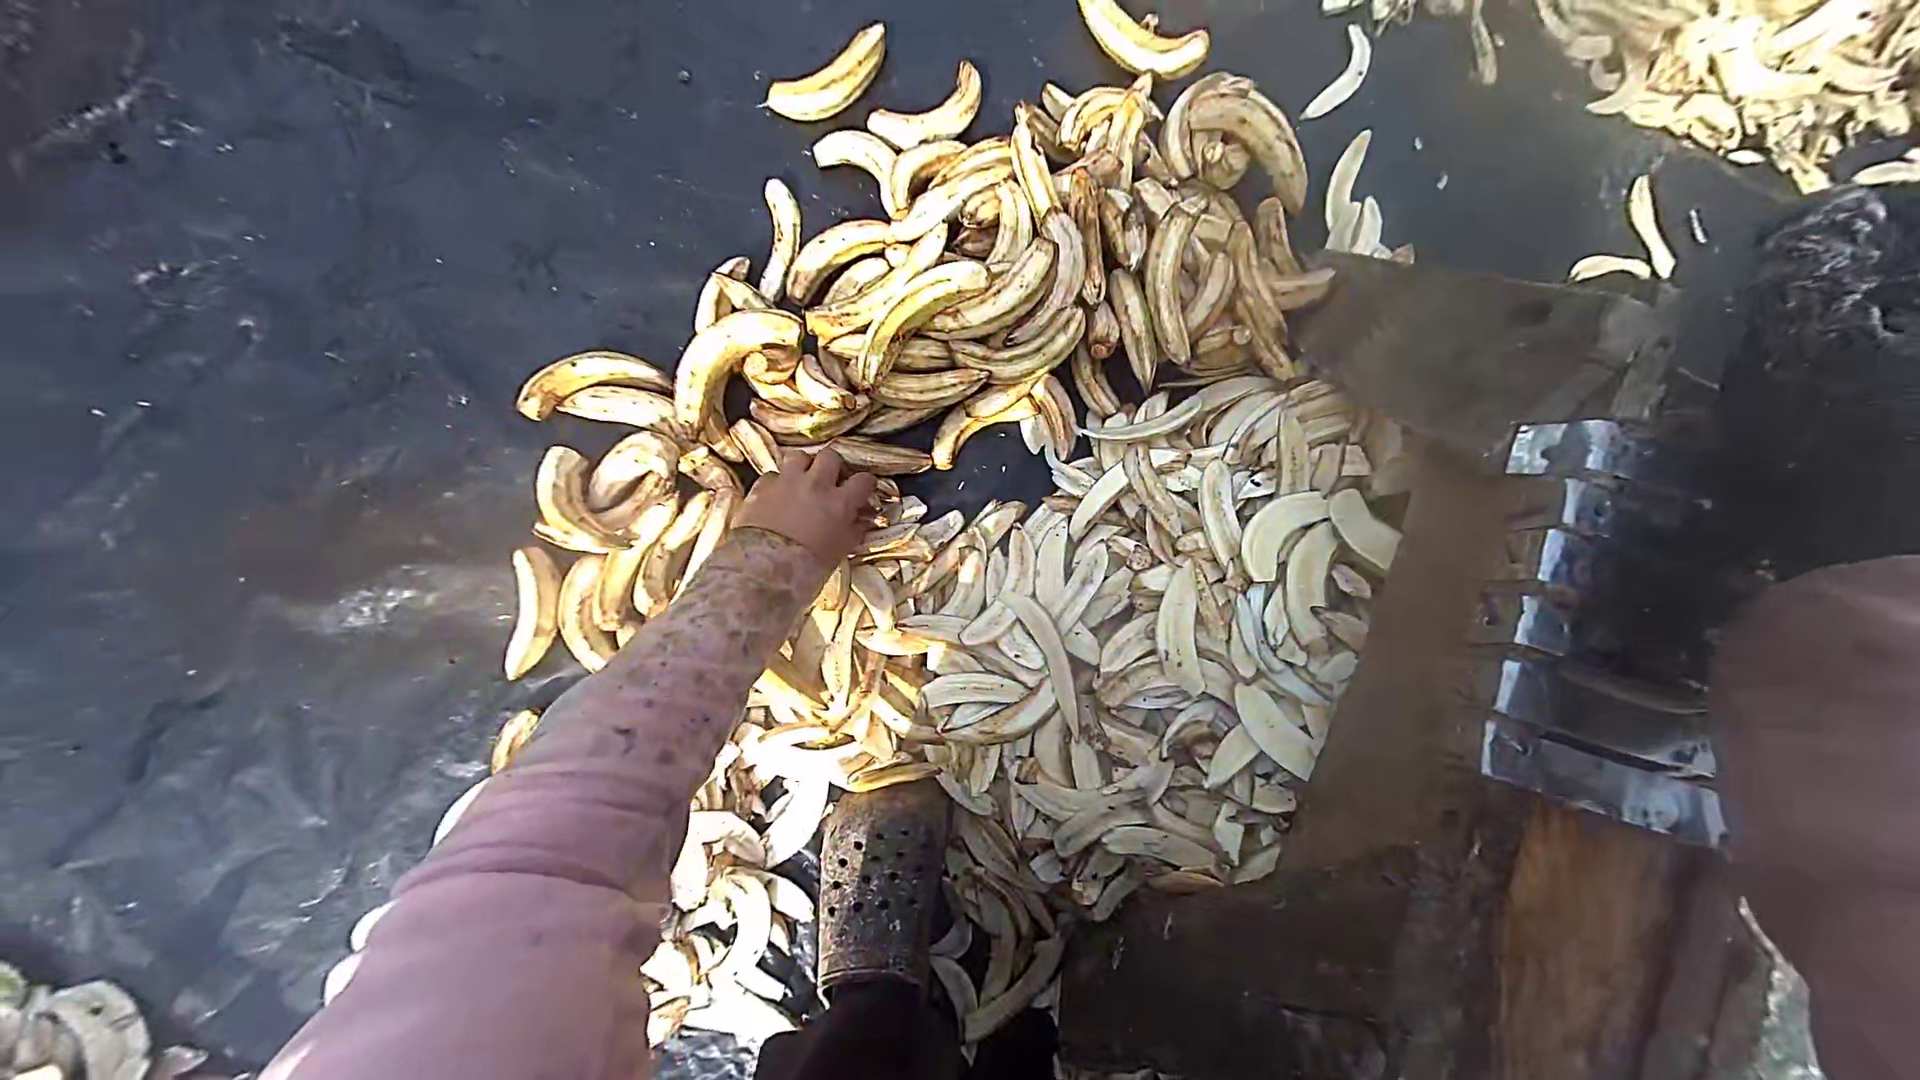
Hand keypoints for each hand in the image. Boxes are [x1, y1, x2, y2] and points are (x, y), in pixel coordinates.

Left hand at [733, 448, 877, 566]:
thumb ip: (854, 531)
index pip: (863, 480)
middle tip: (832, 479)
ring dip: (804, 466)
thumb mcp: (840, 550)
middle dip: (833, 465)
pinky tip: (777, 495)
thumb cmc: (808, 566)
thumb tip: (862, 522)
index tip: (864, 489)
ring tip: (803, 480)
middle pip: (831, 456)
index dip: (866, 483)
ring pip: (800, 457)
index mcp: (840, 502)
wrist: (765, 568)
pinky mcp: (761, 487)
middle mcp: (815, 485)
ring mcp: (787, 482)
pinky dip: (777, 482)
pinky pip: (773, 475)